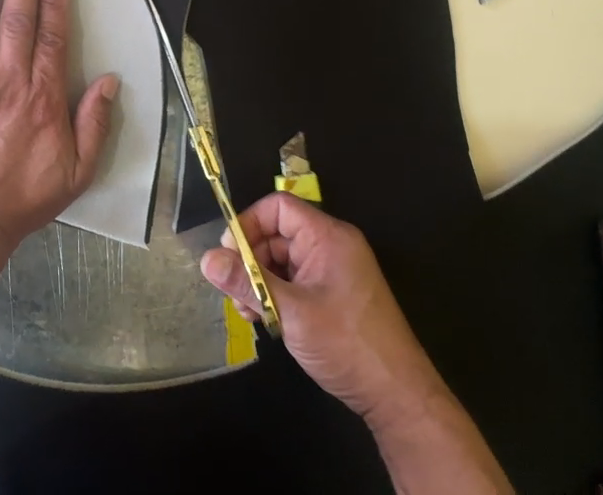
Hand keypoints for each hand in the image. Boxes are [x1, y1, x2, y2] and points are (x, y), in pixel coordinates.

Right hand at [200, 193, 443, 420]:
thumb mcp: (289, 312)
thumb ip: (246, 283)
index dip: (249, 223)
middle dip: (249, 260)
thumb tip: (206, 260)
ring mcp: (332, 272)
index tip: (229, 255)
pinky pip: (293, 281)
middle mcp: (331, 247)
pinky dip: (274, 296)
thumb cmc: (346, 344)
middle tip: (233, 291)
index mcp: (328, 237)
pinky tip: (263, 320)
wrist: (396, 394)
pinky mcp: (331, 295)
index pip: (278, 207)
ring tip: (247, 312)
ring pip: (280, 261)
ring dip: (258, 283)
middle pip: (276, 235)